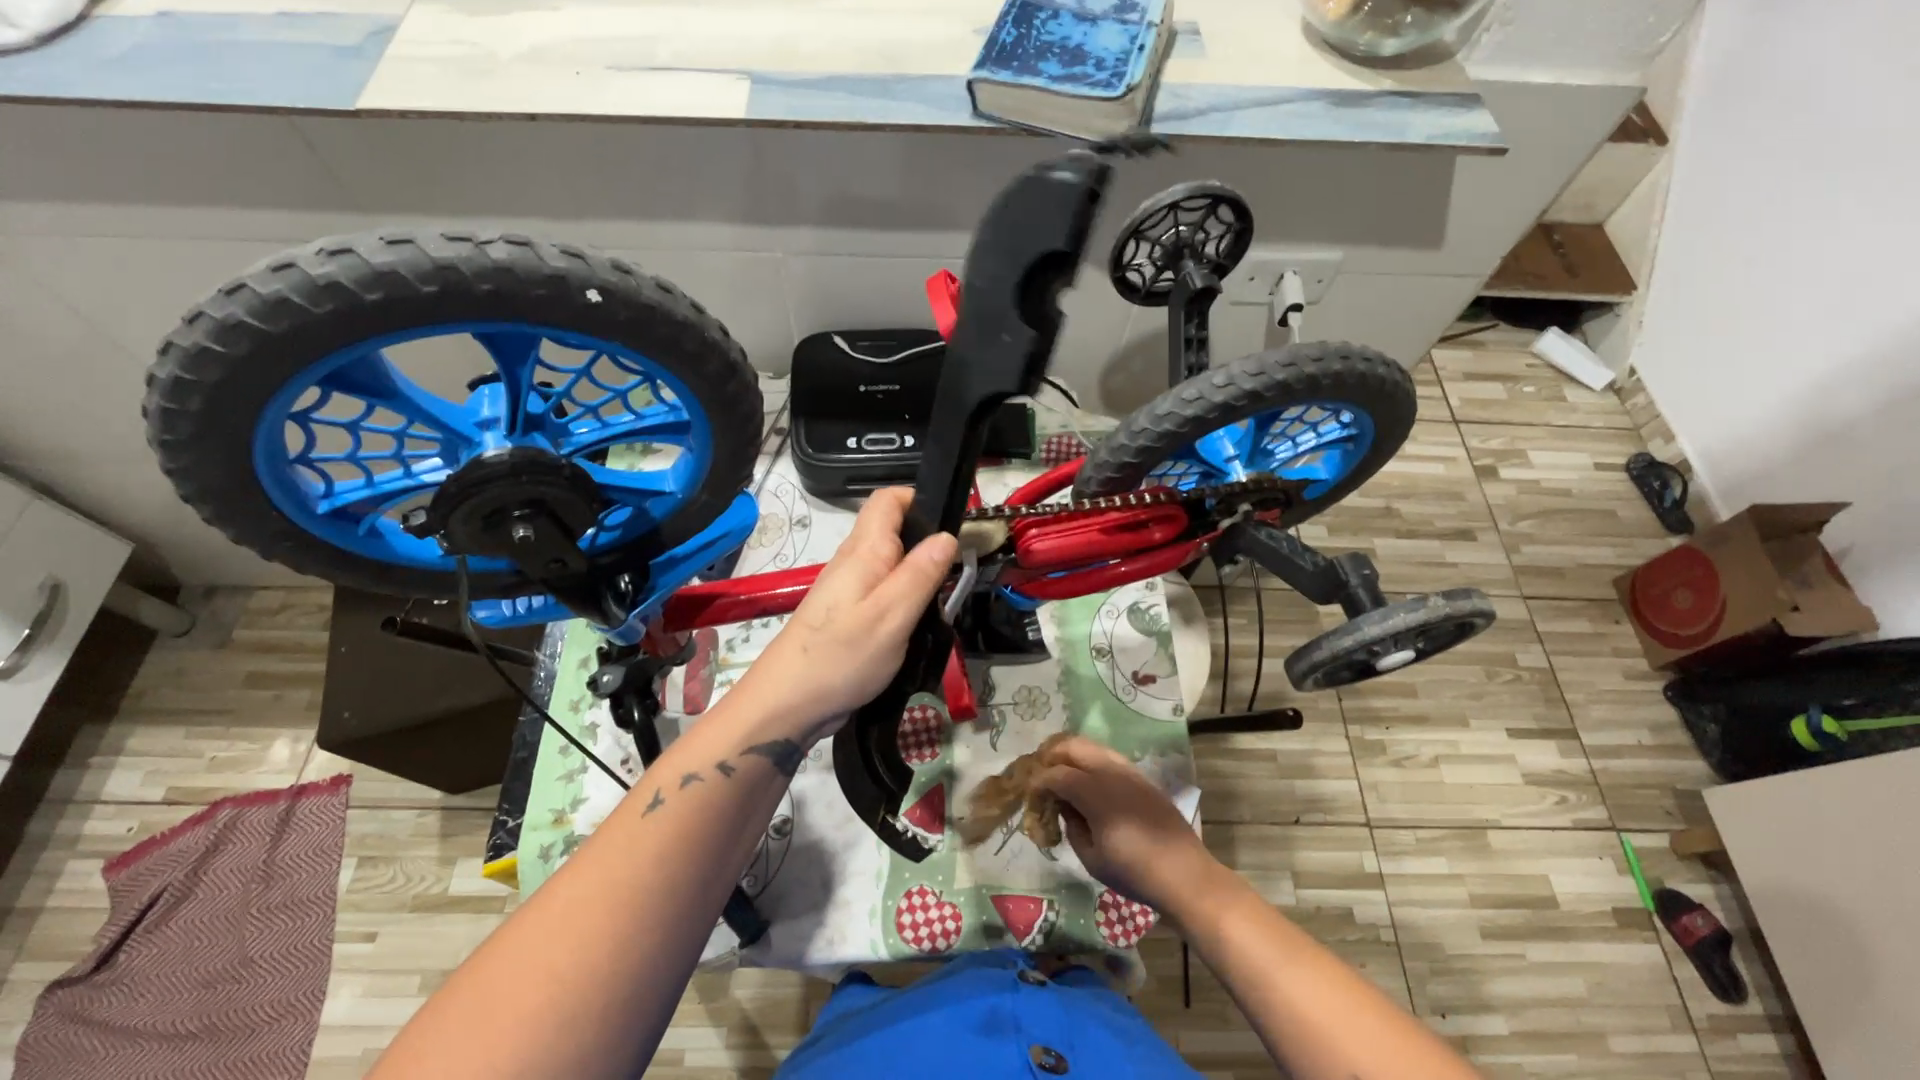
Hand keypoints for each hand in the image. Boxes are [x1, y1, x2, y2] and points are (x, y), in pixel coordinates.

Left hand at [732, 488, 956, 744]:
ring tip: (943, 605)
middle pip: (893, 533)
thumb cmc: (842, 656)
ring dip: (919, 578)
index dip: (920, 500)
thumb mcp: (893, 614)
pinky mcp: (848, 617)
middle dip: (928, 545)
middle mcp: (854, 562)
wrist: (789, 703)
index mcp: (864, 550)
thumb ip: (921, 573)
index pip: (888, 500)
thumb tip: (948, 535)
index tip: (953, 525)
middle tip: (957, 574)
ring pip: (891, 567)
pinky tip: (917, 627)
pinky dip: (904, 603)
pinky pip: (883, 594)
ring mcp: (849, 590)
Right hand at [1034, 737, 1217, 914]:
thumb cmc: (1133, 872)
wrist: (1185, 875)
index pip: (1056, 774)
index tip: (1029, 795)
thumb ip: (1071, 826)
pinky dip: (1092, 763)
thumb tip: (1064, 807)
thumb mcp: (1091, 858)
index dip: (1038, 782)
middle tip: (1040, 774)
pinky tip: (1089, 785)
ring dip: (1072, 755)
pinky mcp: (1143, 779)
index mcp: (1095, 792)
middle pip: (1073, 745)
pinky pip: (1110, 759)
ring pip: (1093, 747)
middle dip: (1051, 755)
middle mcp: (1111, 772)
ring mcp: (1130, 772)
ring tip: (1061, 775)